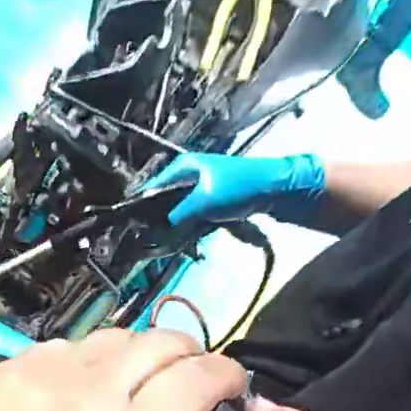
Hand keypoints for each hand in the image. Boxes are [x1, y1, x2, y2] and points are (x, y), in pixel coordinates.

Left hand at [0, 329, 243, 410]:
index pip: (201, 378)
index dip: (231, 380)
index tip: (233, 397)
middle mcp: (92, 391)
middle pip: (167, 340)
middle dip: (192, 361)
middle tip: (189, 395)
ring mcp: (46, 371)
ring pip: (118, 336)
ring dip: (142, 356)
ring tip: (136, 392)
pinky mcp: (9, 367)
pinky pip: (70, 346)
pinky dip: (92, 360)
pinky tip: (79, 394)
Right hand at [147, 152, 326, 225]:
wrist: (276, 190)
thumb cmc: (238, 188)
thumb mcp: (202, 202)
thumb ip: (175, 217)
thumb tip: (154, 233)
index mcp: (182, 166)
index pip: (150, 188)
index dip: (141, 209)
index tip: (133, 230)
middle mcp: (187, 175)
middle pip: (162, 203)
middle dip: (160, 223)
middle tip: (155, 242)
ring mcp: (199, 189)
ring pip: (176, 214)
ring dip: (176, 230)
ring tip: (175, 244)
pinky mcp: (209, 202)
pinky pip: (191, 219)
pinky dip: (190, 231)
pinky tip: (190, 242)